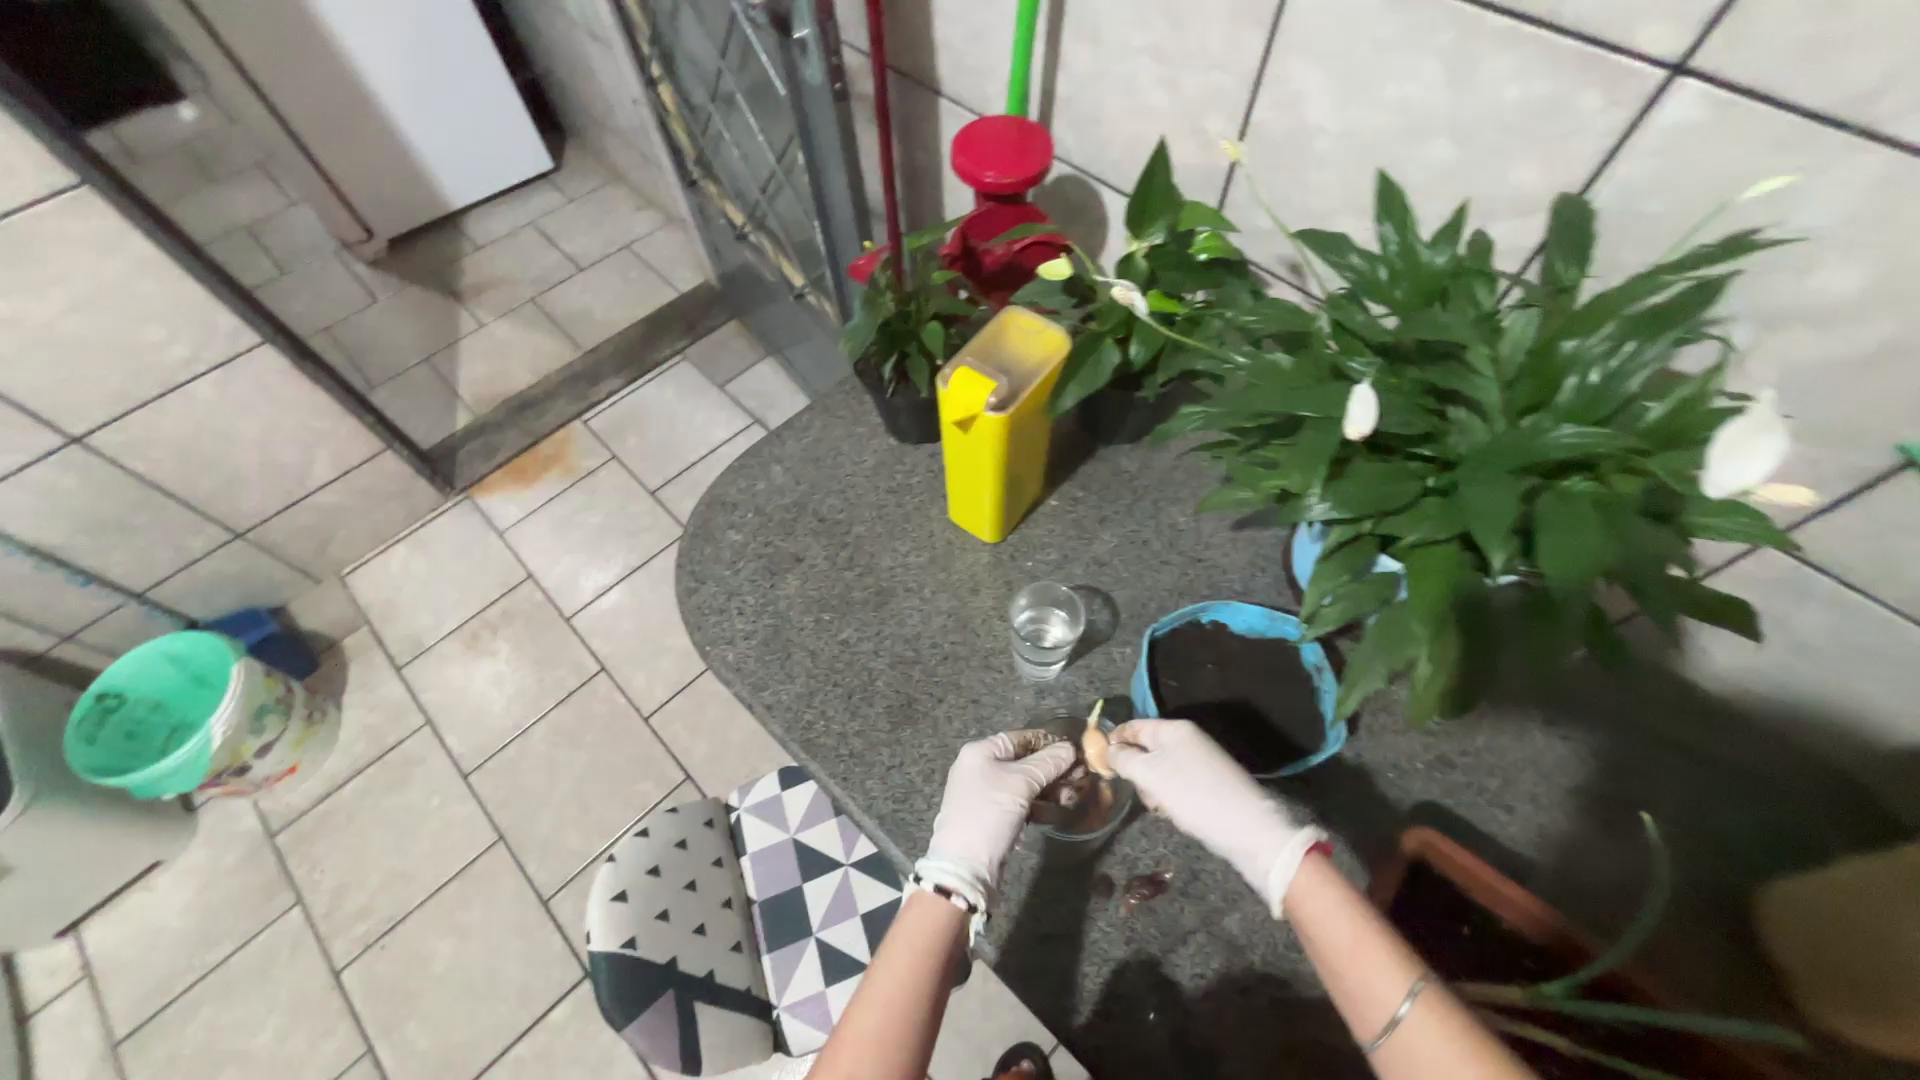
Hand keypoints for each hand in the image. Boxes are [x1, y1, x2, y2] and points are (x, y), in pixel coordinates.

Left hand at [923, 731, 1076, 898]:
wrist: (965, 866)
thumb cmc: (989, 813)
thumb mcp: (1021, 783)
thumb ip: (1048, 763)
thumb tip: (1070, 748)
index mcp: (980, 752)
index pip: (1020, 738)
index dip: (1048, 743)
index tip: (1073, 751)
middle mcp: (979, 768)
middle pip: (1023, 762)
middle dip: (1052, 770)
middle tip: (1080, 778)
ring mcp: (984, 794)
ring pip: (1023, 785)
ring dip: (1049, 790)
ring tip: (1072, 798)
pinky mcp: (992, 817)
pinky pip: (1019, 804)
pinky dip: (1037, 806)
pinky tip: (1056, 812)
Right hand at [1107, 719, 1327, 916]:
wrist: (1245, 827)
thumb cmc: (1191, 794)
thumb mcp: (1148, 774)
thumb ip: (1123, 758)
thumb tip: (1109, 749)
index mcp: (1172, 729)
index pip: (1132, 726)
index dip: (1113, 741)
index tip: (1100, 763)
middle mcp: (1187, 739)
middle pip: (1146, 748)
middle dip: (1136, 771)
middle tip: (1139, 791)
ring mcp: (1200, 760)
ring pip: (1160, 769)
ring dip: (1153, 788)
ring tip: (1161, 807)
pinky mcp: (1209, 782)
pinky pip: (1176, 783)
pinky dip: (1169, 797)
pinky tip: (1175, 813)